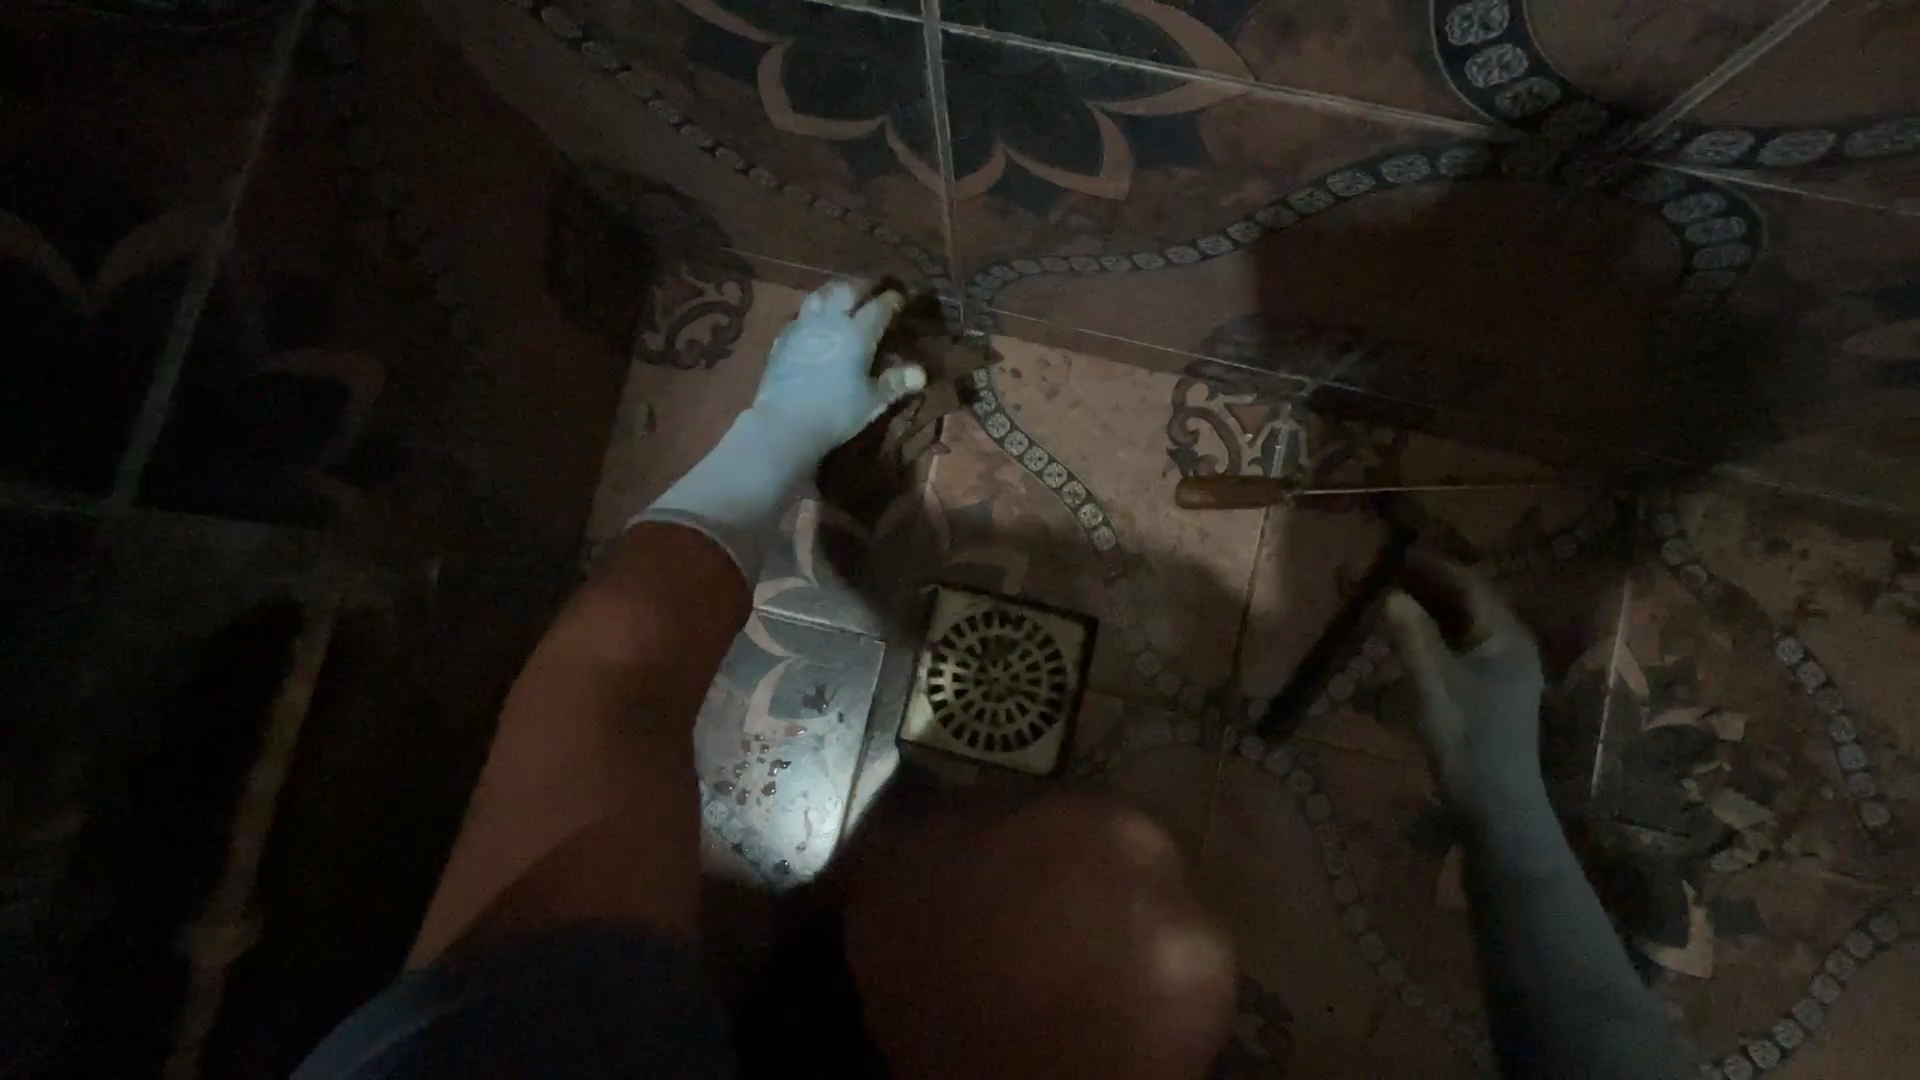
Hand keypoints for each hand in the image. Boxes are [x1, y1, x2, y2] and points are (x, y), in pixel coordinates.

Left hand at [750, 279, 925, 460]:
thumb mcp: (872, 401)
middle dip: (864, 285)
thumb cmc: (836, 413)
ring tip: (843, 292)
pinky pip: (801, 314)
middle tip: (874, 286)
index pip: (880, 307)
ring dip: (836, 290)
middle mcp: (831, 321)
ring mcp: (804, 326)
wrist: (785, 423)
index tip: (901, 297)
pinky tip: (814, 318)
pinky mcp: (783, 339)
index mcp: (858, 333)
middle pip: (848, 290)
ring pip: (821, 295)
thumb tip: (922, 373)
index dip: (892, 300)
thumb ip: (896, 383)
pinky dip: (813, 310)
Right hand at [1381, 555, 1546, 818]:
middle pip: (1468, 602)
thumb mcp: (1432, 681)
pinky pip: (1459, 646)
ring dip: (1428, 608)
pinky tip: (1405, 636)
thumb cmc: (1466, 736)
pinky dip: (1432, 632)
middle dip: (1428, 584)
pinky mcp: (1488, 690)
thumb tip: (1389, 594)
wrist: (1493, 801)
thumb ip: (1411, 635)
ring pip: (1462, 625)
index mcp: (1506, 638)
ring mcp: (1501, 670)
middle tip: (1383, 574)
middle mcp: (1510, 647)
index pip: (1470, 585)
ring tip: (1387, 597)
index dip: (1433, 566)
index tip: (1395, 554)